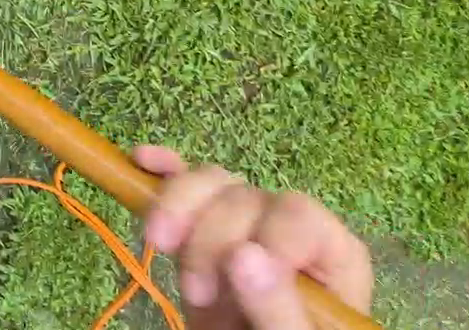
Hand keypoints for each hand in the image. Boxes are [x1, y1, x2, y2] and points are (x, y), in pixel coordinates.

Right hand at [137, 145, 372, 329]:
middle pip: (243, 198)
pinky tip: (140, 160)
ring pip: (207, 181)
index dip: (266, 235)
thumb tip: (246, 254)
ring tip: (157, 248)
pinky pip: (180, 174)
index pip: (300, 215)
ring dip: (175, 208)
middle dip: (208, 239)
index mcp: (328, 255)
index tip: (237, 276)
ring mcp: (236, 217)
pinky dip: (160, 167)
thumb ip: (276, 308)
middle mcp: (284, 225)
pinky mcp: (196, 217)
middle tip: (195, 293)